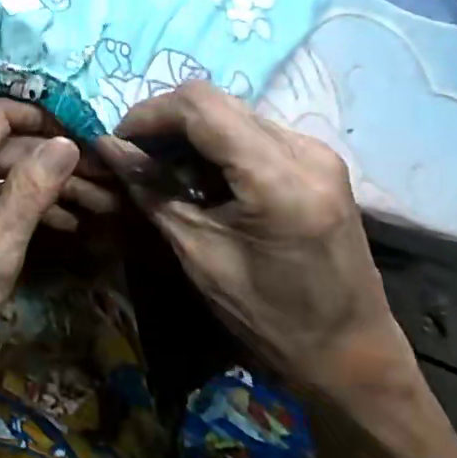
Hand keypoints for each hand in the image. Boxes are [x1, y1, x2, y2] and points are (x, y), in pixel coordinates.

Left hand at [0, 100, 87, 376]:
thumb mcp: (2, 236)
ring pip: (15, 173)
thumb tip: (67, 142)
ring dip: (57, 185)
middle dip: (60, 158)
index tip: (87, 132)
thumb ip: (33, 186)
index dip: (42, 117)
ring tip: (107, 204)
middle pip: (13, 145)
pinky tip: (75, 222)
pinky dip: (39, 206)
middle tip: (111, 178)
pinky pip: (8, 198)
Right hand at [98, 81, 410, 401]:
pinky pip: (249, 129)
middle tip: (134, 155)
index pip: (200, 106)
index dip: (148, 114)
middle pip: (213, 100)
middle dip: (163, 120)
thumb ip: (150, 189)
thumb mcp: (197, 252)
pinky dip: (212, 142)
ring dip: (186, 130)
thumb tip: (105, 145)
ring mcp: (316, 152)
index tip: (118, 143)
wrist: (351, 356)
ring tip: (163, 168)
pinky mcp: (316, 161)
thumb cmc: (268, 316)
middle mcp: (305, 151)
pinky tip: (200, 176)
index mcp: (279, 179)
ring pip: (229, 110)